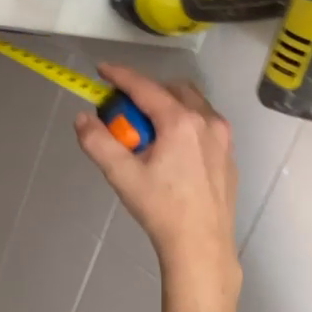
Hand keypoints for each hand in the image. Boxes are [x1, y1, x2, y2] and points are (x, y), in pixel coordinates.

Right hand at [74, 65, 240, 293]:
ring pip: (192, 105)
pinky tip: (169, 149)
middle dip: (146, 92)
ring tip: (146, 131)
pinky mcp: (228, 153)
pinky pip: (204, 124)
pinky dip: (183, 123)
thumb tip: (82, 118)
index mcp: (179, 122)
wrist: (200, 241)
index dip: (121, 76)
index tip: (102, 70)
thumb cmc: (160, 207)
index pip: (145, 88)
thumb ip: (98, 143)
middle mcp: (206, 121)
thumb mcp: (121, 175)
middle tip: (122, 111)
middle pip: (173, 90)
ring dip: (166, 107)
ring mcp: (222, 136)